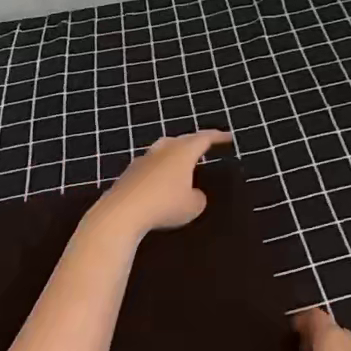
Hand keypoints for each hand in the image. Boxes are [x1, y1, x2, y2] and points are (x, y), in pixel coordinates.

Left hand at [89, 129, 232, 236]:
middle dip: (194, 143)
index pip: (204, 138)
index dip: (217, 137)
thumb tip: (193, 193)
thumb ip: (198, 197)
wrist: (122, 212)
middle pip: (181, 140)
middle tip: (204, 148)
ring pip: (162, 150)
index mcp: (182, 152)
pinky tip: (160, 183)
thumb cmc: (164, 205)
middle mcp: (162, 150)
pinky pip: (150, 167)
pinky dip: (159, 170)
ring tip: (181, 165)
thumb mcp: (193, 206)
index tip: (228, 138)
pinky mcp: (128, 173)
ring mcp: (142, 160)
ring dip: (174, 155)